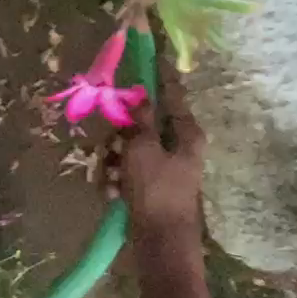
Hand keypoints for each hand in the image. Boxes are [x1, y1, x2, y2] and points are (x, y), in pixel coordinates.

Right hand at [107, 68, 204, 233]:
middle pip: (139, 124)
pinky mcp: (147, 188)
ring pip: (126, 149)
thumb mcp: (142, 150)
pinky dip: (115, 181)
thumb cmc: (156, 192)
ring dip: (112, 163)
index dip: (159, 76)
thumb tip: (139, 95)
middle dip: (118, 137)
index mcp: (186, 133)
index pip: (171, 94)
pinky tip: (113, 194)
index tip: (150, 54)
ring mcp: (162, 168)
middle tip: (110, 148)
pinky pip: (124, 172)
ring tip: (112, 180)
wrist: (160, 244)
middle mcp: (177, 147)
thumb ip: (138, 121)